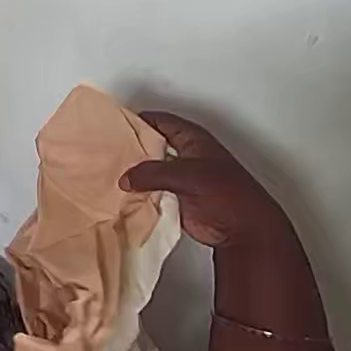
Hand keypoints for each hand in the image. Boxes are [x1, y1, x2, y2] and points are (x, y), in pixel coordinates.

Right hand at [120, 112, 299, 255]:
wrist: (243, 231)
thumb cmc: (227, 195)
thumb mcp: (188, 176)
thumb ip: (152, 173)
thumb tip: (124, 179)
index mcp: (194, 140)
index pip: (161, 121)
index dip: (139, 119)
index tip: (114, 123)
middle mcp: (185, 155)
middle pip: (152, 143)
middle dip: (133, 145)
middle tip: (107, 147)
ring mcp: (180, 177)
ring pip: (149, 167)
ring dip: (134, 170)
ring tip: (109, 168)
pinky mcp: (175, 197)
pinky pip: (149, 188)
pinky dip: (137, 189)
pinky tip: (121, 190)